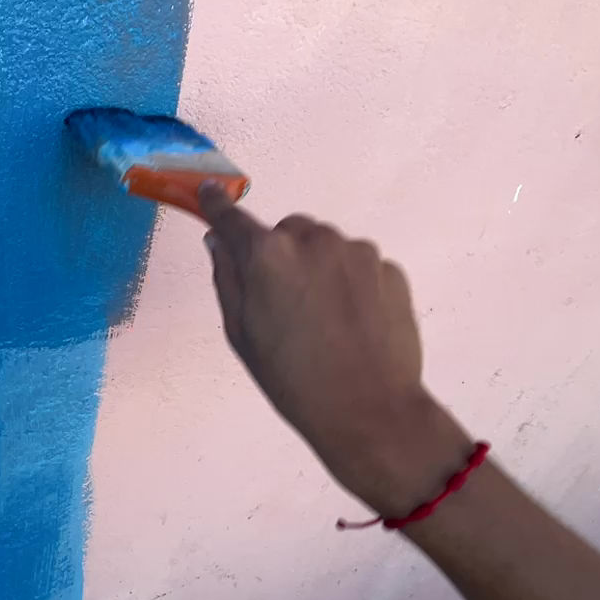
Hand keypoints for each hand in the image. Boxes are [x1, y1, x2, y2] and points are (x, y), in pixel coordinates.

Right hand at [196, 182, 471, 515]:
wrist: (368, 409)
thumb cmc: (288, 376)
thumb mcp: (239, 332)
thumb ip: (226, 278)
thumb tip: (219, 241)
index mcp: (267, 256)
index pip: (233, 219)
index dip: (217, 205)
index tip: (209, 190)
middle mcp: (314, 240)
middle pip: (286, 231)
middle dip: (278, 253)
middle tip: (278, 298)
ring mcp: (357, 252)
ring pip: (324, 246)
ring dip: (315, 266)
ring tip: (319, 316)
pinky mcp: (390, 269)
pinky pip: (356, 264)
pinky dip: (346, 281)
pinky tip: (348, 320)